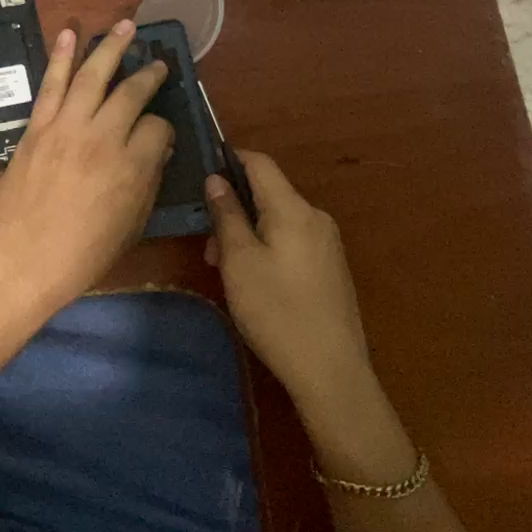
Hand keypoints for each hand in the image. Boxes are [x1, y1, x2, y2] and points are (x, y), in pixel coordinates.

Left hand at [0, 20, 173, 313]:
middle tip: (157, 63)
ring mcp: (66, 128)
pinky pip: (50, 84)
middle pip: (131, 93)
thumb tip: (155, 151)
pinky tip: (69, 33)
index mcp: (132, 168)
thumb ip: (147, 183)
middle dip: (148, 75)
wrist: (23, 260)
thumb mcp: (131, 226)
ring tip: (125, 25)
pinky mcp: (37, 128)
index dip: (163, 129)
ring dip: (109, 47)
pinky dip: (60, 56)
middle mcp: (102, 139)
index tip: (159, 135)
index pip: (157, 128)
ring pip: (92, 76)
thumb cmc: (82, 255)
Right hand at [204, 151, 374, 405]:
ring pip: (277, 221)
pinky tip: (253, 281)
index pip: (259, 162)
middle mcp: (315, 217)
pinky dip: (266, 248)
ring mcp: (327, 244)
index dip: (229, 158)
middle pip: (267, 194)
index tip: (199, 171)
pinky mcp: (331, 269)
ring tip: (225, 269)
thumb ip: (226, 214)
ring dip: (246, 233)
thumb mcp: (238, 260)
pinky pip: (291, 241)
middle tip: (206, 247)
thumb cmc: (276, 310)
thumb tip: (216, 178)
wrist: (331, 372)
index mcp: (293, 208)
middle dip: (233, 209)